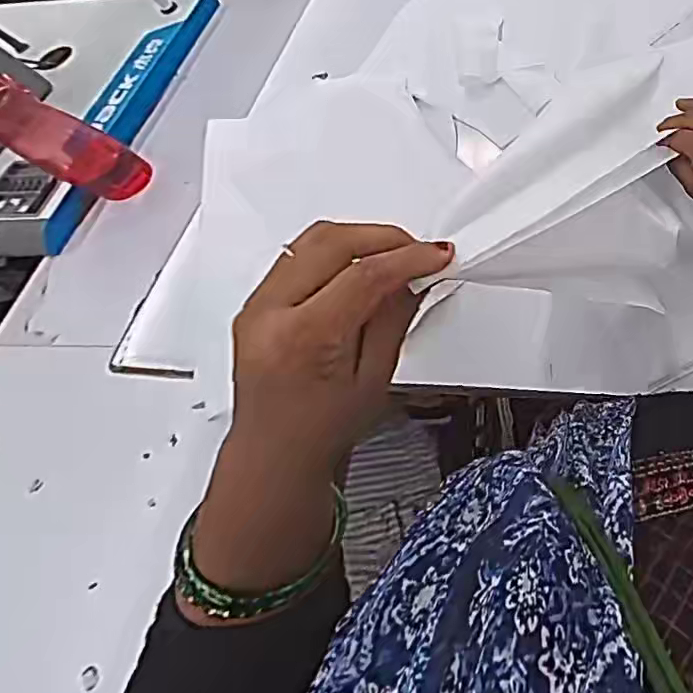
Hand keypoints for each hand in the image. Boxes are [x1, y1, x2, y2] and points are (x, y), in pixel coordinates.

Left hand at [190, 223, 451, 600]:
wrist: (274, 454)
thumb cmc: (319, 430)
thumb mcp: (375, 376)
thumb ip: (394, 316)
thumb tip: (413, 276)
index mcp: (302, 339)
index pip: (364, 274)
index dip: (410, 258)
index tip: (436, 256)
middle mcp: (269, 315)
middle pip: (332, 241)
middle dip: (385, 238)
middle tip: (418, 251)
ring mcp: (256, 305)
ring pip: (312, 239)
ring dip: (361, 238)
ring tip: (393, 256)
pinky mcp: (256, 301)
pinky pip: (298, 253)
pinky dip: (337, 249)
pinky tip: (362, 264)